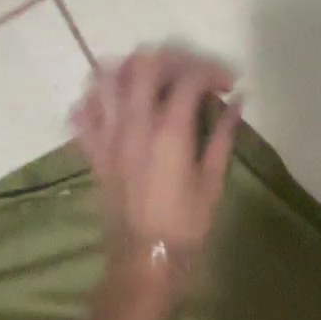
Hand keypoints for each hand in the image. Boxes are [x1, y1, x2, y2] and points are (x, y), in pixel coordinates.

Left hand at [71, 47, 243, 274]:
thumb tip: (238, 102)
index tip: (228, 85)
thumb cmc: (186, 226)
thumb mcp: (213, 181)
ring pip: (107, 77)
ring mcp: (108, 135)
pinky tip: (114, 105)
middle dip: (172, 59)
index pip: (189, 77)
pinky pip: (82, 113)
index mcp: (169, 130)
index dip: (212, 72)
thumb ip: (223, 135)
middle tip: (191, 75)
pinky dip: (96, 99)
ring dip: (130, 69)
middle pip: (145, 63)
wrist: (144, 260)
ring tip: (152, 81)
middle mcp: (134, 123)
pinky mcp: (93, 152)